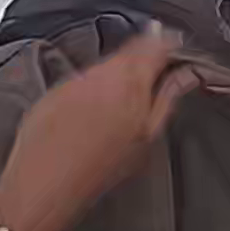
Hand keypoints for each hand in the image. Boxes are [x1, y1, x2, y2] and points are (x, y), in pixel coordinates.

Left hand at [0, 23, 199, 230]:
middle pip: (135, 46)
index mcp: (132, 77)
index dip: (175, 45)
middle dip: (149, 57)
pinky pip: (87, 75)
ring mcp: (78, 76)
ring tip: (127, 98)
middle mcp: (104, 69)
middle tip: (159, 78)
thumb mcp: (148, 135)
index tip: (183, 56)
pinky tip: (98, 109)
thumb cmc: (101, 168)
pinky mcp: (57, 88)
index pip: (160, 42)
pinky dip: (99, 84)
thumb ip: (170, 95)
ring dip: (124, 70)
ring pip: (110, 60)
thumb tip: (189, 72)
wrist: (40, 188)